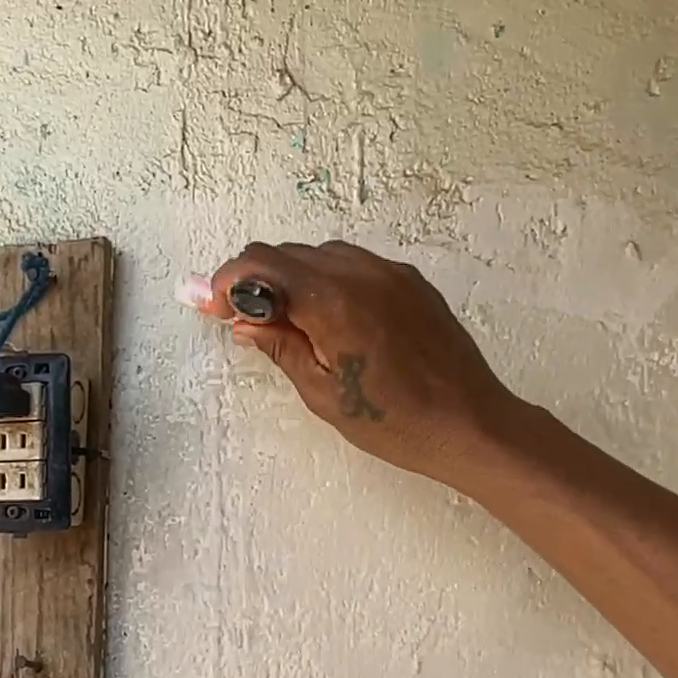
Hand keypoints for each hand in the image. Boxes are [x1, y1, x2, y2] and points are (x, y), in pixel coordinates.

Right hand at [179, 241, 525, 481]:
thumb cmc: (394, 422)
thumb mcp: (322, 393)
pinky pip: (352, 264)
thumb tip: (244, 321)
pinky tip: (325, 317)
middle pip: (285, 254)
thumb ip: (280, 346)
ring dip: (288, 278)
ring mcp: (390, 272)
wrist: (470, 424)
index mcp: (333, 302)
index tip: (207, 304)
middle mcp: (361, 273)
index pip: (261, 265)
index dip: (225, 282)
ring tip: (283, 322)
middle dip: (252, 280)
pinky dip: (324, 280)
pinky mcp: (410, 281)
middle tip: (236, 317)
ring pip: (318, 255)